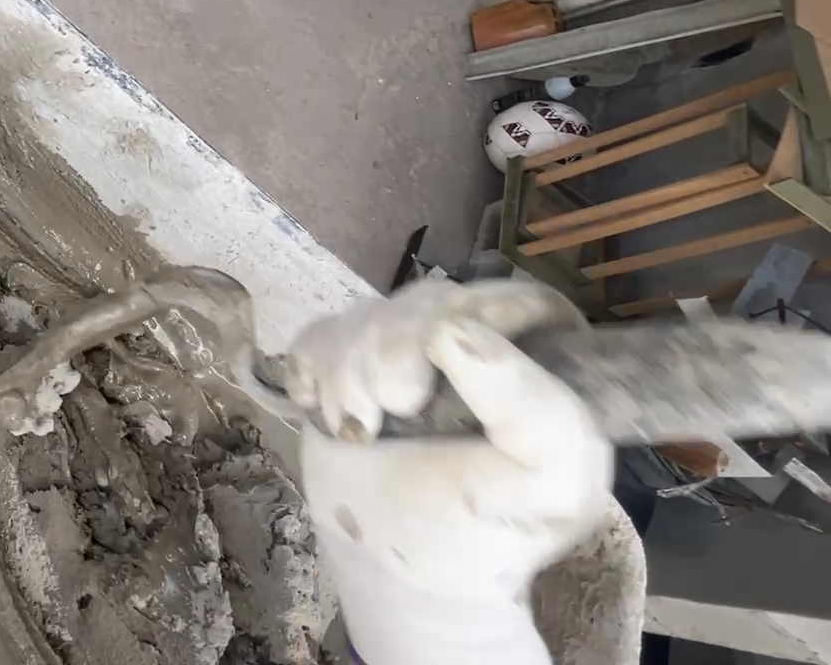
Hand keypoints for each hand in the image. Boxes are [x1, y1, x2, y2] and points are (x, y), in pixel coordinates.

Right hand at [285, 281, 612, 664]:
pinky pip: (315, 334)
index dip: (480, 321)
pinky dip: (312, 378)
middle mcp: (470, 340)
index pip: (520, 301)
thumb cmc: (477, 528)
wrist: (385, 553)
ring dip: (348, 380)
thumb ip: (534, 412)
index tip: (442, 362)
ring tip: (361, 429)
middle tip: (391, 412)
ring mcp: (397, 343)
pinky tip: (330, 414)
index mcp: (538, 367)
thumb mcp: (541, 485)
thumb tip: (448, 332)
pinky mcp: (339, 352)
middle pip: (428, 301)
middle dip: (392, 356)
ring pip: (362, 318)